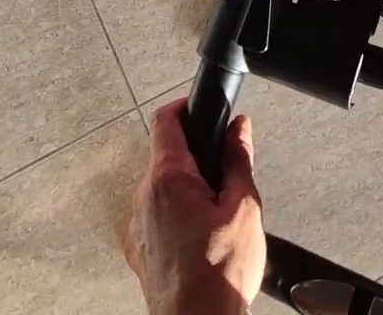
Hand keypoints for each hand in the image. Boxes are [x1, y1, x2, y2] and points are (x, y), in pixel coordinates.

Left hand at [124, 100, 265, 314]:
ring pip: (161, 188)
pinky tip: (201, 237)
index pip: (164, 121)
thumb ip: (238, 160)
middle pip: (165, 155)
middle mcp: (144, 199)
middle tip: (223, 172)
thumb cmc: (218, 276)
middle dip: (195, 156)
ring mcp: (138, 227)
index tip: (199, 107)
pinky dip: (176, 215)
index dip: (183, 107)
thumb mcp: (244, 207)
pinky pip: (156, 217)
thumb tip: (239, 128)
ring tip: (216, 213)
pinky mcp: (140, 251)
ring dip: (186, 188)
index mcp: (168, 180)